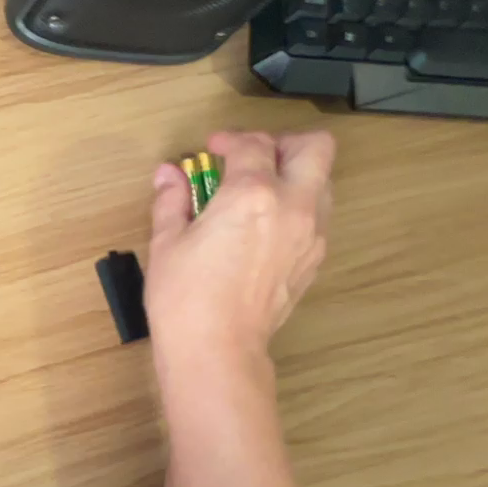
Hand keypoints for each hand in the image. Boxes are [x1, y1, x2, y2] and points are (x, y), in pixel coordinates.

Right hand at [145, 130, 335, 359]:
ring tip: (257, 192)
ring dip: (294, 173)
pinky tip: (262, 226)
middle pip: (313, 147)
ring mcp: (311, 231)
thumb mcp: (166, 245)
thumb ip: (171, 202)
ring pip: (322, 179)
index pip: (250, 146)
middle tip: (251, 156)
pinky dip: (295, 206)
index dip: (229, 140)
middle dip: (282, 143)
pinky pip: (316, 214)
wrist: (216, 346)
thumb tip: (168, 174)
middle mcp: (292, 204)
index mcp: (250, 195)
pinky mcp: (314, 256)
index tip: (211, 148)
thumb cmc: (183, 297)